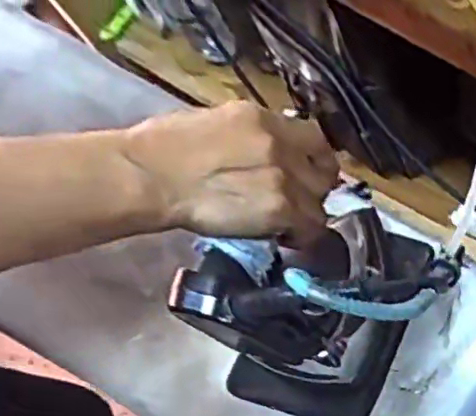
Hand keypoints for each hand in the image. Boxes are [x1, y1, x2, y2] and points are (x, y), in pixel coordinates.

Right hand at [120, 102, 337, 243]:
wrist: (152, 176)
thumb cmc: (168, 149)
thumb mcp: (218, 123)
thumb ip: (256, 138)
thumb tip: (279, 153)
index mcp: (262, 118)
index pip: (316, 137)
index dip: (319, 161)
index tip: (310, 174)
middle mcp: (279, 144)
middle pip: (324, 176)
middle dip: (314, 192)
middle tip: (296, 204)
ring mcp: (284, 177)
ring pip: (320, 207)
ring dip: (306, 219)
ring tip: (284, 223)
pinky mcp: (282, 208)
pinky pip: (311, 229)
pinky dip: (301, 237)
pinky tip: (281, 236)